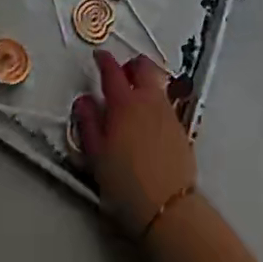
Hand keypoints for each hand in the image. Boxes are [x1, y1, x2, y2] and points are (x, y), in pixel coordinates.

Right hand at [73, 50, 195, 231]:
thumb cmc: (125, 184)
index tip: (98, 56)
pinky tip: (147, 114)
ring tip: (132, 94)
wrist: (167, 205)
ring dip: (144, 78)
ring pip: (156, 80)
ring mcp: (167, 109)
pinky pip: (165, 98)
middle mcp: (149, 99)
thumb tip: (83, 101)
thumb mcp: (97, 156)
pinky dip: (154, 96)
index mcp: (125, 104)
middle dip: (130, 64)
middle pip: (142, 66)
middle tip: (119, 73)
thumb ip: (89, 124)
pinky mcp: (179, 123)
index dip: (104, 60)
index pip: (113, 72)